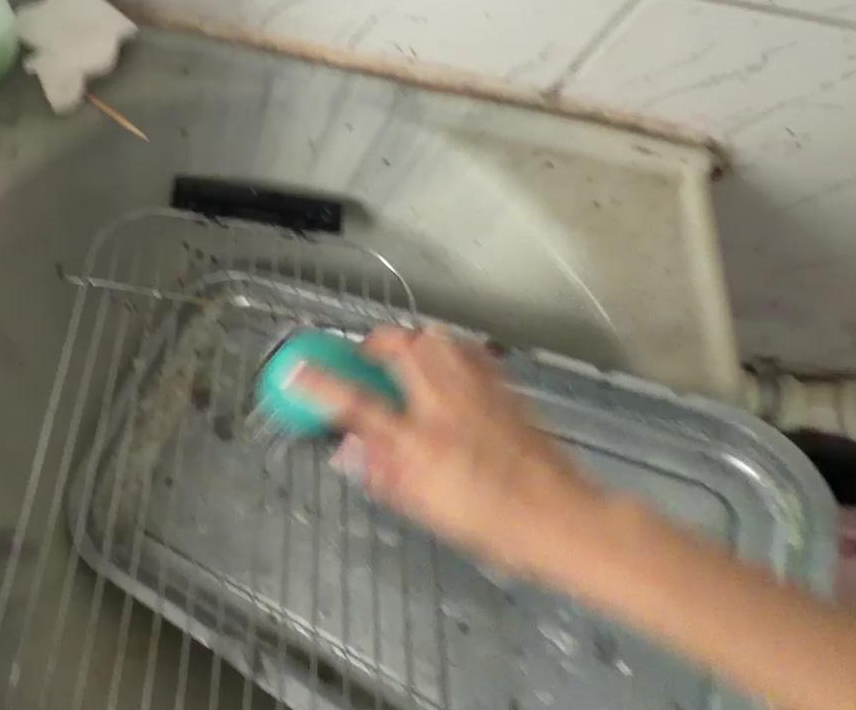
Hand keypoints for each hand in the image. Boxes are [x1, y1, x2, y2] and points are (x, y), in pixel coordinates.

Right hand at [284, 325, 598, 568]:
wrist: (561, 516)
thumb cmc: (490, 519)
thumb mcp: (424, 506)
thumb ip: (380, 472)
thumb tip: (345, 451)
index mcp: (418, 439)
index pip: (356, 403)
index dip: (319, 382)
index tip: (295, 367)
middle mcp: (442, 402)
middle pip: (398, 345)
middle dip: (373, 345)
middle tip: (365, 362)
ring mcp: (474, 386)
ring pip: (432, 336)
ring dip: (410, 341)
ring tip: (404, 360)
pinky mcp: (500, 383)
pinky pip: (465, 347)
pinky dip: (446, 347)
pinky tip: (446, 364)